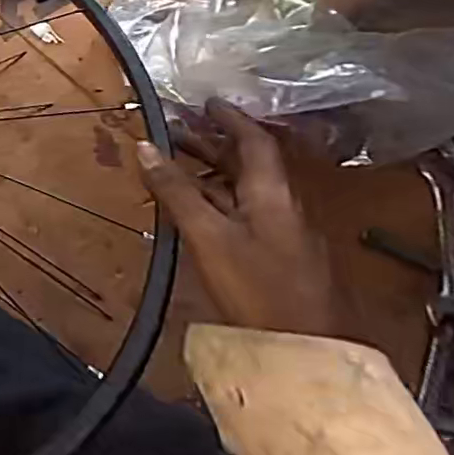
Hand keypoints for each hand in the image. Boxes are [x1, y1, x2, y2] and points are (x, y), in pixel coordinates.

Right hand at [136, 99, 355, 338]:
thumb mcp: (207, 233)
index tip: (206, 102)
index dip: (230, 120)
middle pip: (247, 165)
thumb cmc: (258, 285)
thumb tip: (144, 145)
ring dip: (207, 169)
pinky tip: (189, 202)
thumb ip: (175, 189)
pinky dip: (212, 195)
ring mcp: (282, 233)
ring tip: (171, 160)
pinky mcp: (275, 255)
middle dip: (210, 142)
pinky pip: (240, 209)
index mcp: (273, 195)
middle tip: (172, 127)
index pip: (255, 144)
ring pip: (241, 188)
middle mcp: (282, 207)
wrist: (309, 352)